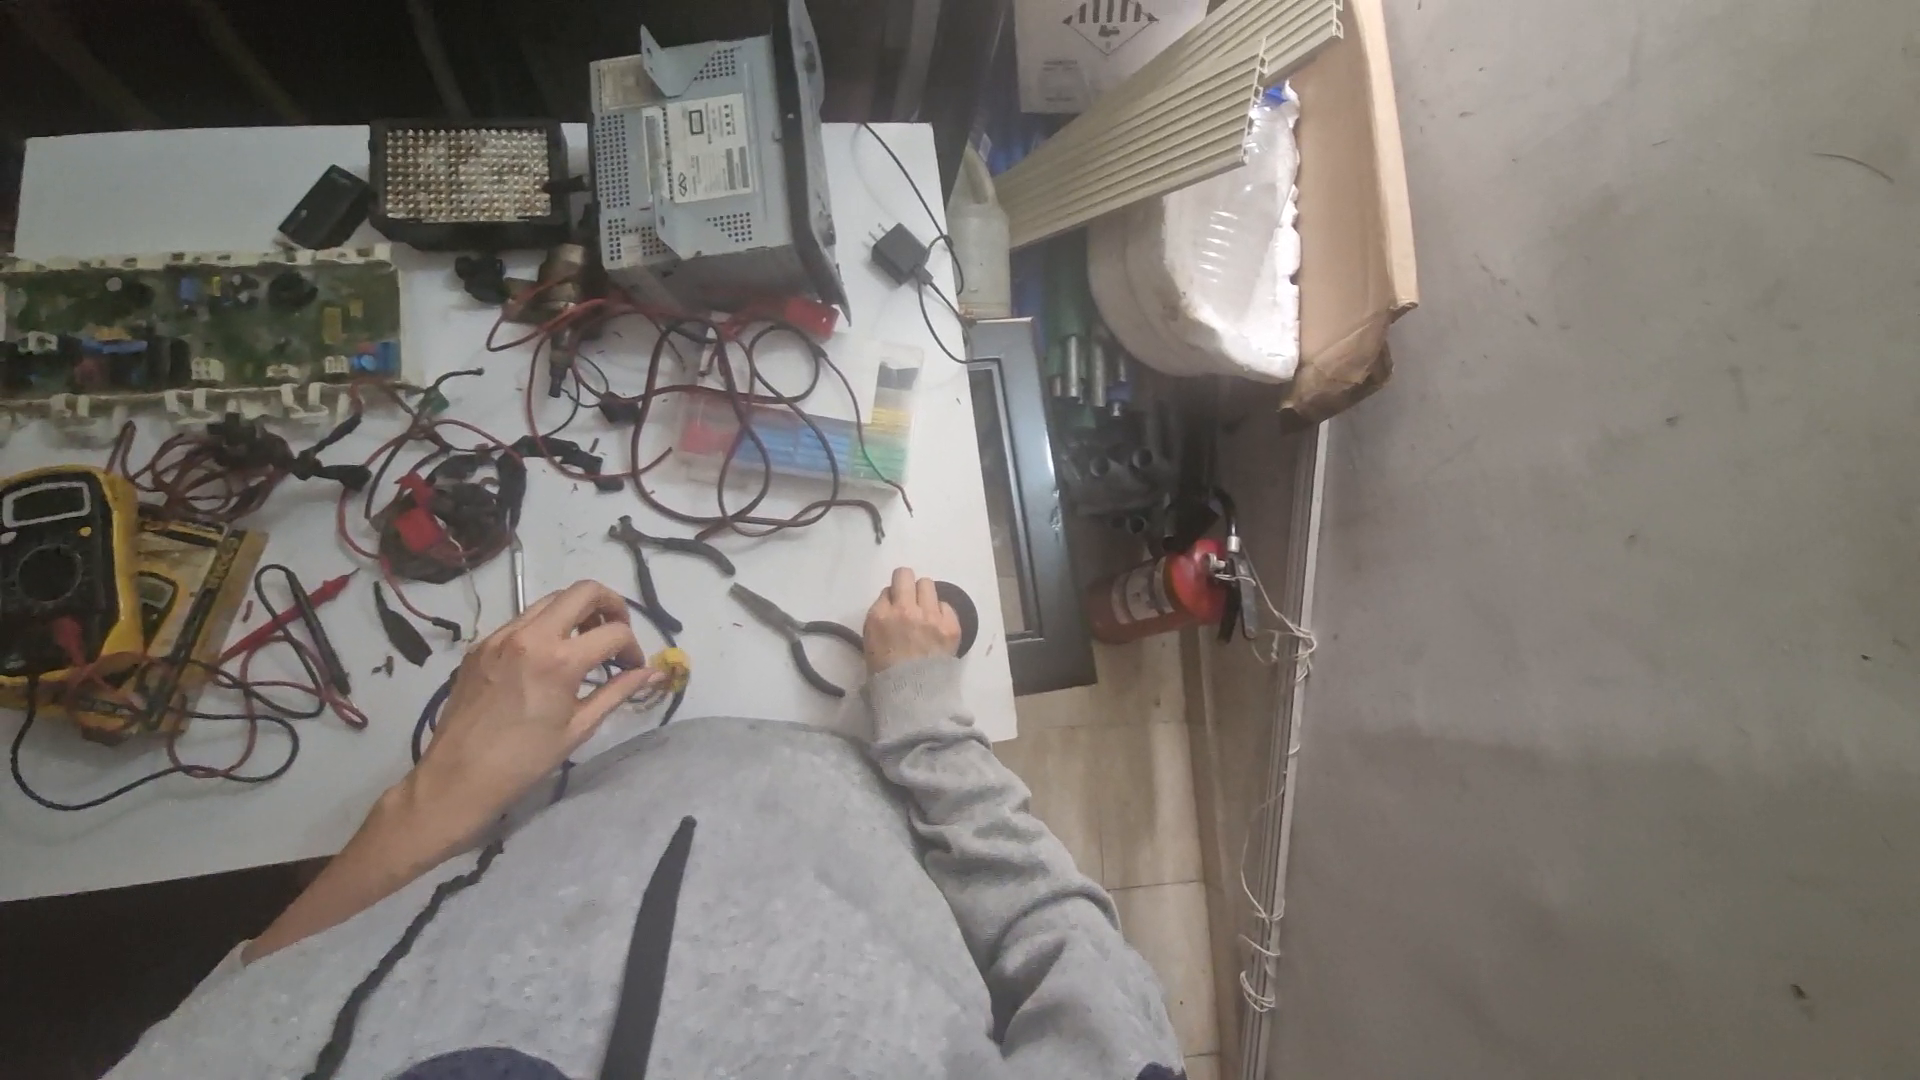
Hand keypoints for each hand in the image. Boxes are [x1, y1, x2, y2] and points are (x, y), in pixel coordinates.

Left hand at [412, 580, 662, 824]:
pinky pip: (524, 619)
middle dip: (612, 606)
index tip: (633, 668)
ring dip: (579, 612)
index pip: (615, 633)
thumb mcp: (580, 726)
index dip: (633, 648)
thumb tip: (654, 673)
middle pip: (585, 591)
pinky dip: (548, 627)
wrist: (455, 778)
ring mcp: (501, 636)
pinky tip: (550, 658)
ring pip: (553, 599)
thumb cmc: (524, 760)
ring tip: (586, 643)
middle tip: (617, 634)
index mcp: (559, 660)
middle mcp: (530, 636)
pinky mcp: (482, 644)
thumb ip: (619, 690)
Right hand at [864, 567, 961, 672]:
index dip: (891, 600)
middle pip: (905, 575)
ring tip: (925, 613)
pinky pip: (946, 605)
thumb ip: (880, 618)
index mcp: (879, 617)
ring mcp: (930, 617)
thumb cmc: (886, 676)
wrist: (914, 698)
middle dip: (907, 585)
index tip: (894, 611)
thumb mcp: (870, 643)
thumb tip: (892, 604)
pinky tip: (938, 627)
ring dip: (925, 596)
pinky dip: (941, 613)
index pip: (887, 591)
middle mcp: (904, 610)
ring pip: (927, 584)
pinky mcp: (950, 625)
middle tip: (910, 600)